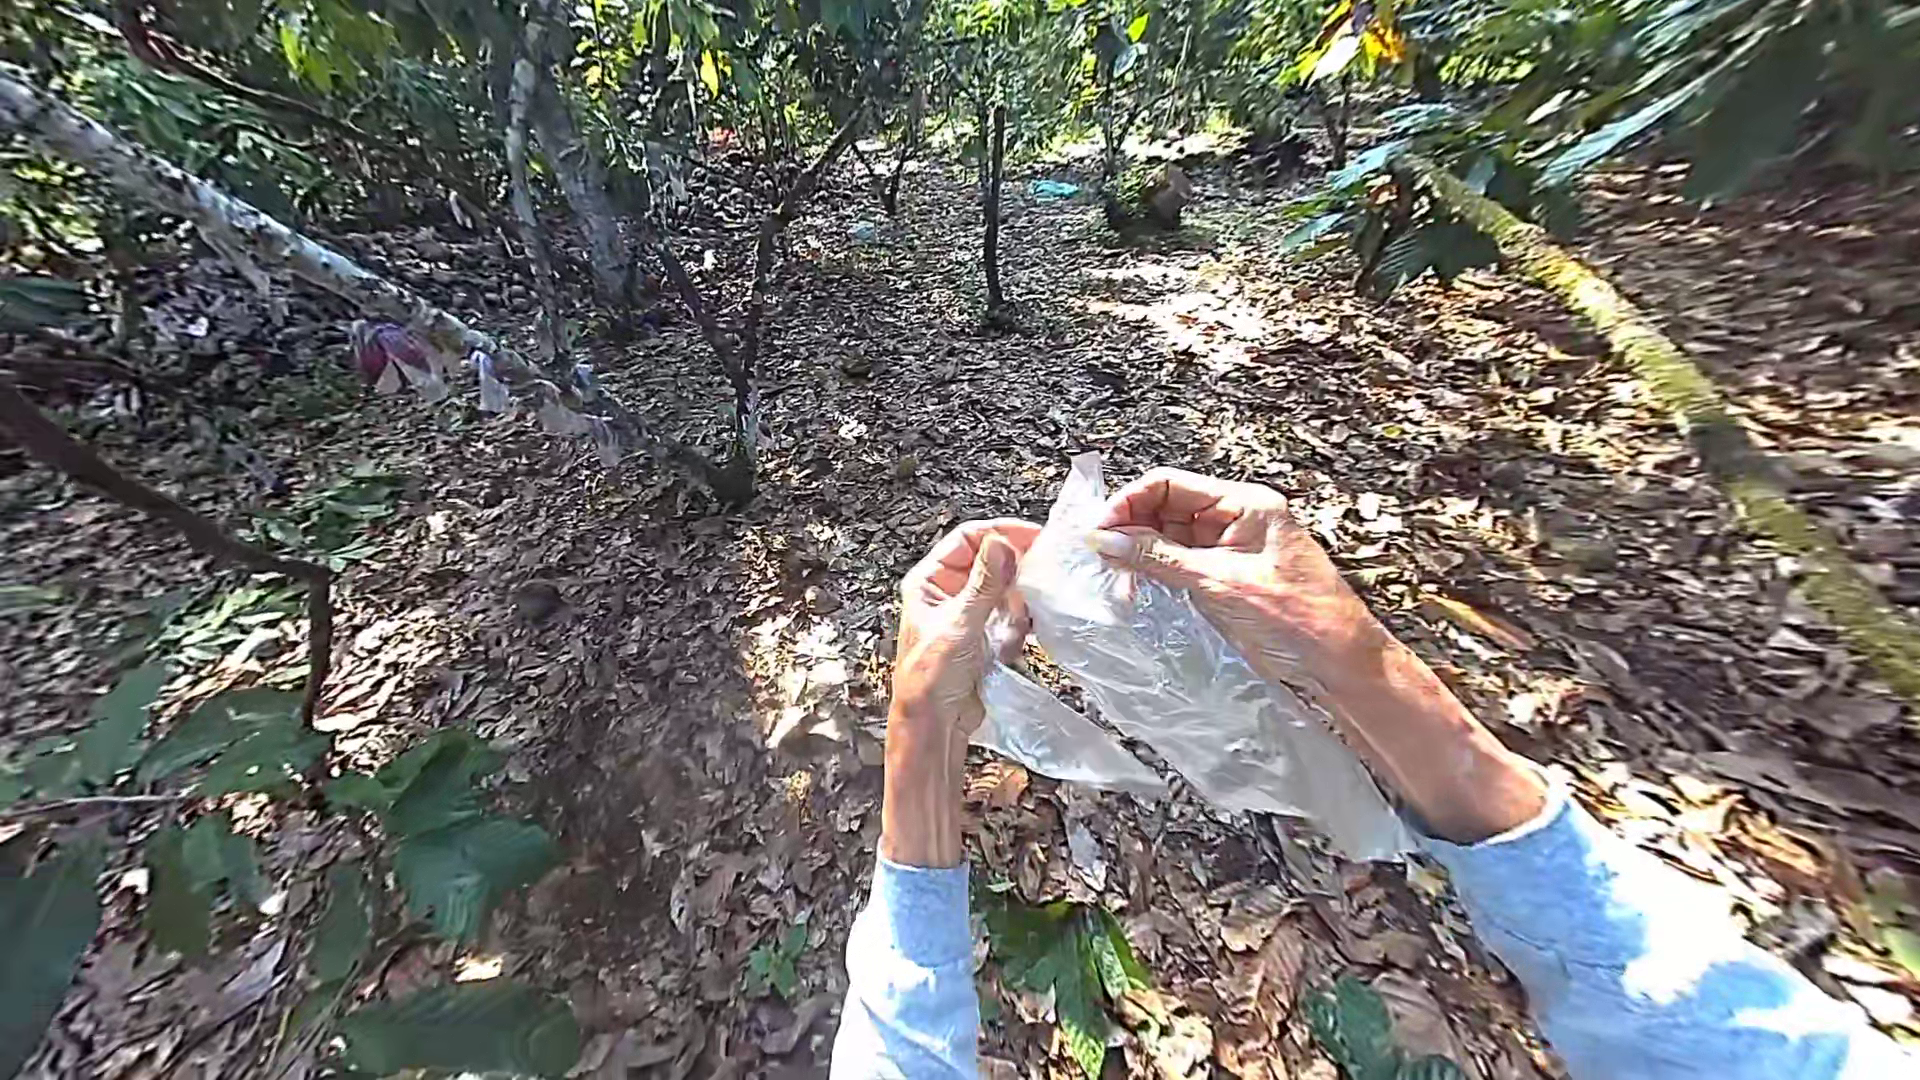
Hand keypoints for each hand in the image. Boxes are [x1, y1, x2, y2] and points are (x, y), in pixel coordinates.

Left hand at [884, 518, 1039, 865]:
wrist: (934, 725)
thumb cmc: (931, 676)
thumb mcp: (959, 625)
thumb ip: (984, 584)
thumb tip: (1000, 543)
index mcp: (930, 580)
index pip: (968, 539)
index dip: (1000, 533)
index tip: (1033, 537)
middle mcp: (948, 591)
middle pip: (990, 562)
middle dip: (1013, 572)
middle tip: (1039, 575)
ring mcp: (968, 612)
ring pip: (1003, 590)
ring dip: (1016, 603)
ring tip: (1016, 623)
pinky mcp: (984, 634)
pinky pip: (1009, 616)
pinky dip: (1017, 625)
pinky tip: (1012, 641)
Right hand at [1092, 468, 1385, 691]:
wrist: (1340, 664)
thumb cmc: (1300, 618)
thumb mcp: (1220, 583)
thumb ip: (1159, 558)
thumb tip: (1108, 539)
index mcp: (1243, 504)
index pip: (1169, 484)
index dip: (1129, 502)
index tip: (1101, 528)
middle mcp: (1232, 518)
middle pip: (1163, 508)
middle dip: (1129, 528)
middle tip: (1101, 554)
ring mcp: (1225, 547)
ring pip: (1164, 537)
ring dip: (1136, 554)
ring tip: (1115, 576)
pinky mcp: (1219, 574)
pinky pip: (1173, 563)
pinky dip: (1151, 573)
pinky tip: (1133, 588)